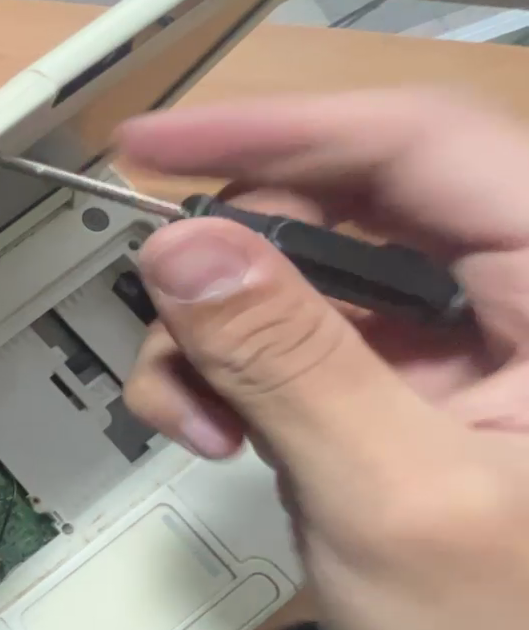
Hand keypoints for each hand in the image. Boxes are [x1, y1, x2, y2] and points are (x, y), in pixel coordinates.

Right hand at [114, 89, 528, 629]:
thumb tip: (174, 247)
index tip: (140, 147)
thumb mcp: (393, 498)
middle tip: (168, 351)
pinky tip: (214, 435)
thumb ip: (284, 360)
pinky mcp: (408, 380)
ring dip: (208, 344)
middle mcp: (527, 290)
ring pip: (287, 282)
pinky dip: (223, 378)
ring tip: (192, 426)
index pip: (418, 149)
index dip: (270, 131)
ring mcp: (465, 338)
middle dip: (219, 280)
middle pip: (333, 215)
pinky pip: (284, 341)